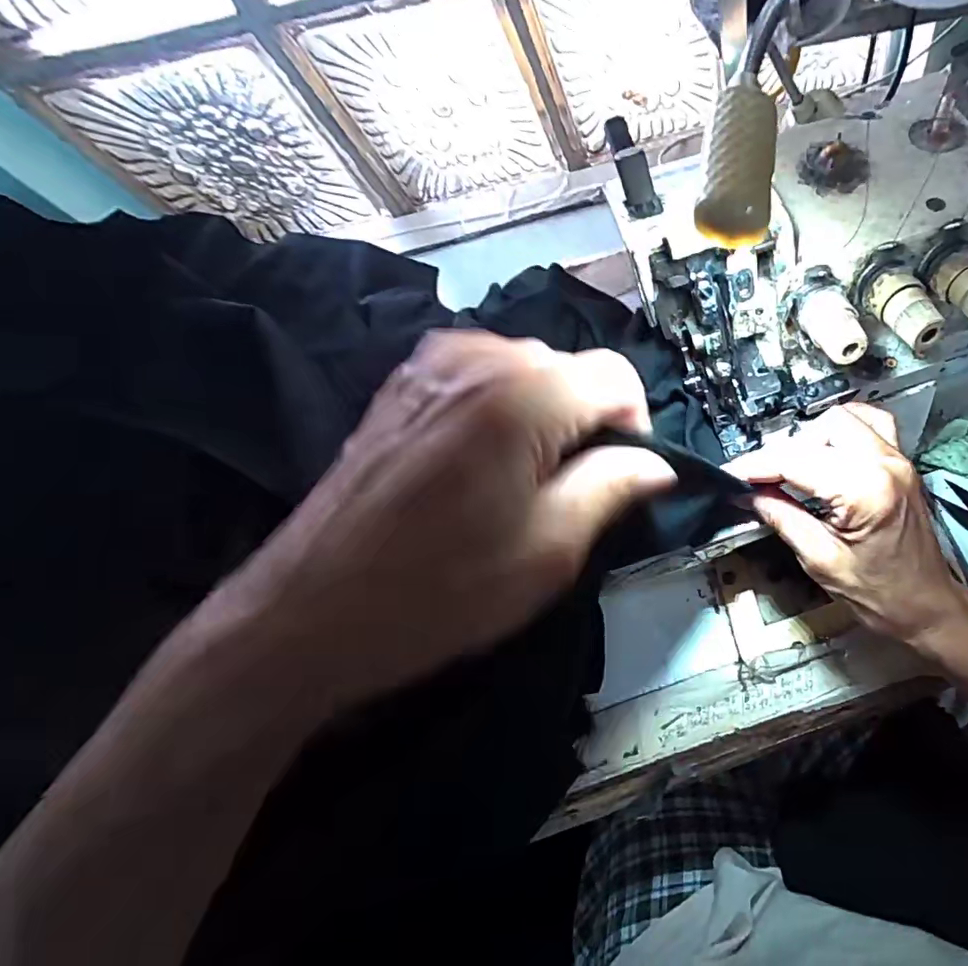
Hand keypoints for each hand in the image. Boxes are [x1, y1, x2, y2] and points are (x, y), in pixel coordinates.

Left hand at [203, 331, 675, 706]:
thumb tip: (656, 464)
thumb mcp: (550, 550)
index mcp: (523, 394)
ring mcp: (433, 361)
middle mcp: (479, 357)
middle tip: (566, 490)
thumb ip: (614, 488)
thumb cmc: (440, 589)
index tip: (619, 478)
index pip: (617, 376)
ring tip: (518, 479)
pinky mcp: (403, 380)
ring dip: (544, 413)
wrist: (310, 610)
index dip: (636, 426)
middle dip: (585, 421)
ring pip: (528, 368)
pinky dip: (501, 405)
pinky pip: (482, 373)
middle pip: (571, 368)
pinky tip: (478, 458)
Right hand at [726, 404, 967, 656]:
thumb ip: (783, 518)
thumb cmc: (884, 595)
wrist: (928, 606)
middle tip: (759, 477)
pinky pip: (870, 423)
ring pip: (841, 419)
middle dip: (781, 451)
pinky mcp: (900, 462)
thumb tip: (751, 495)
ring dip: (809, 437)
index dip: (757, 466)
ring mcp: (897, 459)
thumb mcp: (821, 561)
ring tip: (791, 466)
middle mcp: (885, 465)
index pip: (796, 460)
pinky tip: (827, 449)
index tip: (733, 474)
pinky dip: (842, 430)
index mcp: (866, 491)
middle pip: (816, 431)